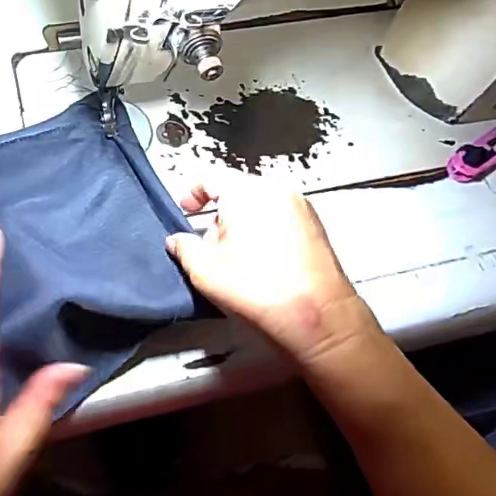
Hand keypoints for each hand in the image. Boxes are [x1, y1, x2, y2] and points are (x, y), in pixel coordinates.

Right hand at [165, 177, 377, 368]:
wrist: (318, 317)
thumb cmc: (257, 288)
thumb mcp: (205, 270)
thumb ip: (184, 248)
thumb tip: (177, 240)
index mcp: (247, 191)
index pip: (211, 178)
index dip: (192, 193)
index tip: (185, 211)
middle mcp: (277, 190)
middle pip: (237, 191)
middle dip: (219, 214)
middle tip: (208, 243)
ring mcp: (301, 207)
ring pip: (260, 206)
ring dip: (242, 224)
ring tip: (234, 258)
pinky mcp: (316, 227)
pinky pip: (280, 218)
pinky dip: (264, 231)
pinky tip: (261, 263)